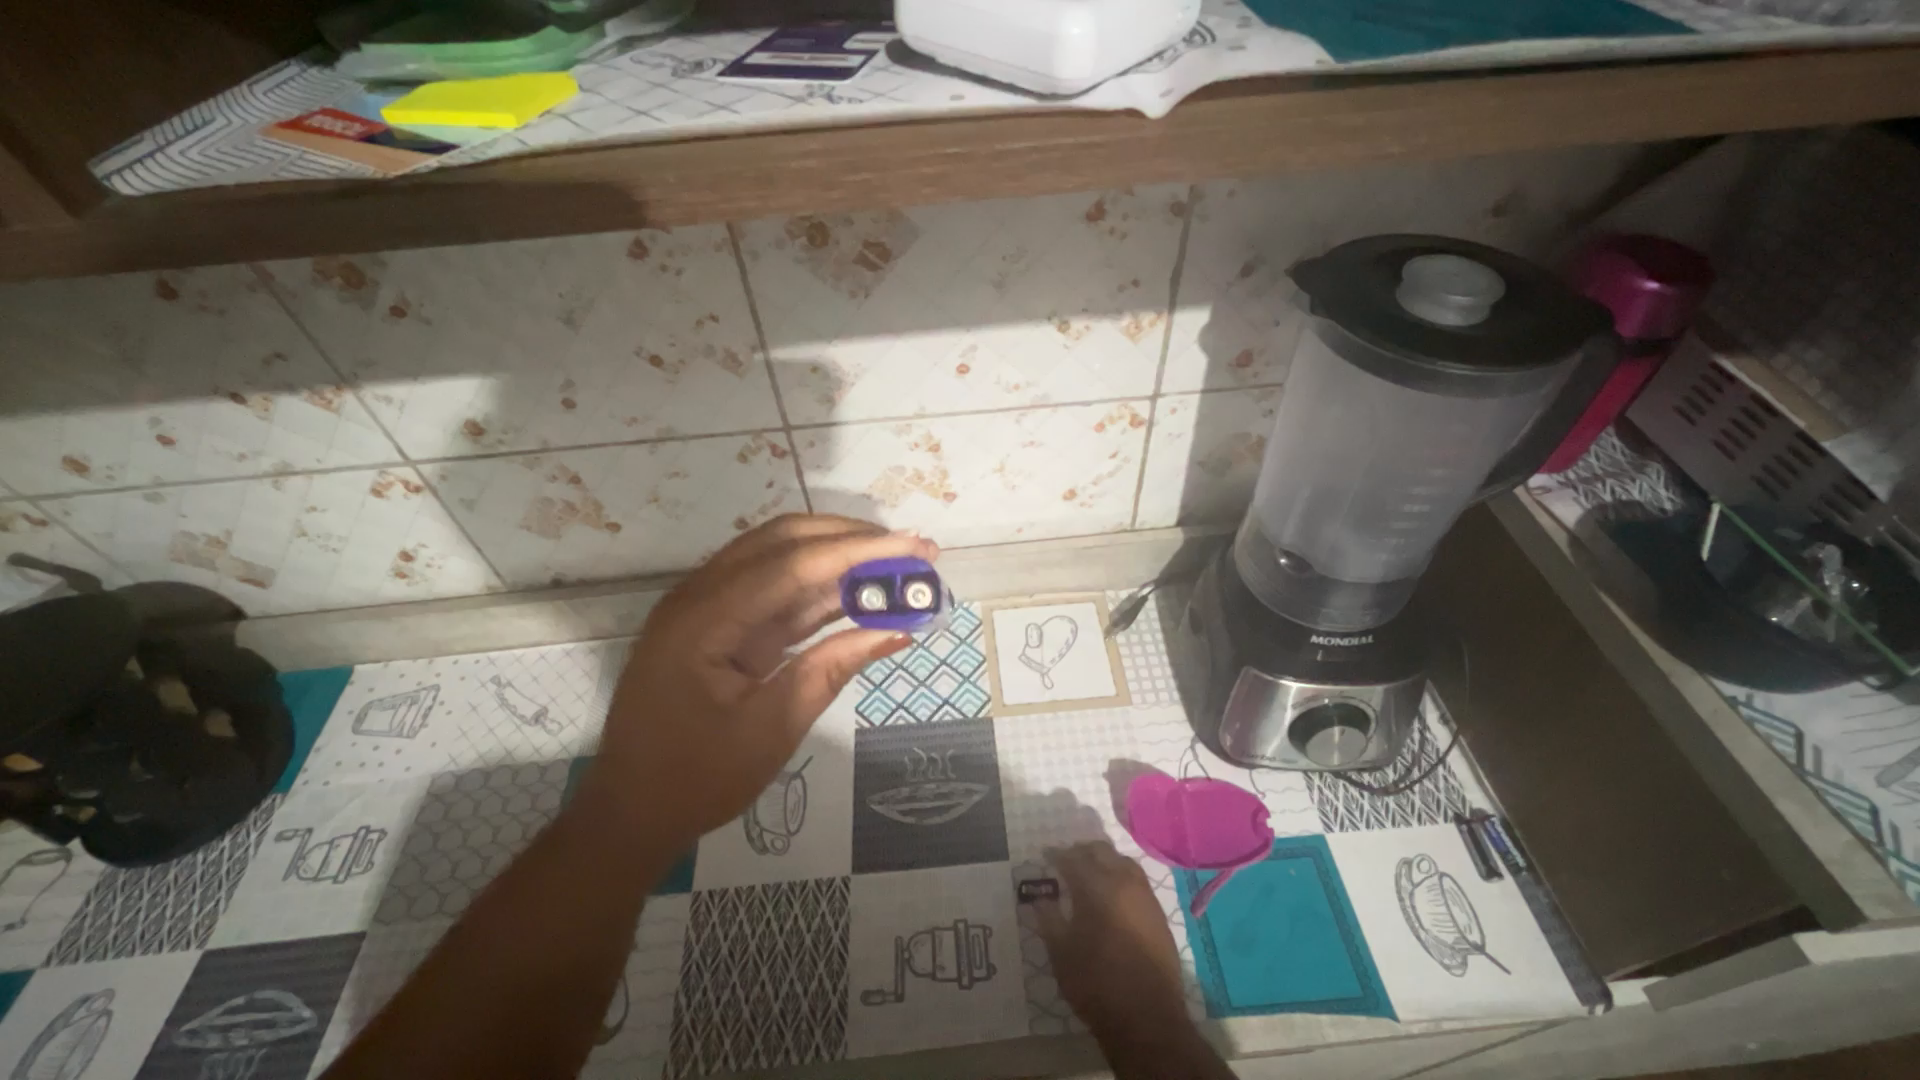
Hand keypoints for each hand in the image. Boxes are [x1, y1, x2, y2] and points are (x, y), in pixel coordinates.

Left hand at [579, 515, 936, 848]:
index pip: (792, 564)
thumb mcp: (770, 731)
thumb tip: (894, 631)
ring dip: (837, 558)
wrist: (630, 813)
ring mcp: (706, 608)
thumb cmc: (694, 781)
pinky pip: (772, 594)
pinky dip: (818, 590)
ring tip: (896, 565)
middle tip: (912, 550)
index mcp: (703, 619)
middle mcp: (699, 596)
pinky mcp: (718, 627)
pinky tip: (859, 594)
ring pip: (779, 559)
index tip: (916, 548)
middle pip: (782, 542)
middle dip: (850, 540)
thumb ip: (829, 671)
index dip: (859, 551)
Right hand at [1033, 842, 1191, 1037]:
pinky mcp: (1159, 915)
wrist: (1146, 1018)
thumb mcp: (1061, 953)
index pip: (1073, 859)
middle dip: (1082, 851)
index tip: (1045, 854)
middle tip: (1066, 860)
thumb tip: (1040, 899)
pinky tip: (1113, 895)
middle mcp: (1124, 883)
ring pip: (1124, 863)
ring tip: (1091, 873)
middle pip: (1102, 852)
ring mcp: (1146, 898)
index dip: (1056, 855)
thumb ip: (1049, 920)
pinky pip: (1138, 882)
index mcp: (1097, 888)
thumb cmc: (1096, 984)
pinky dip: (1122, 877)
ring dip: (1105, 861)